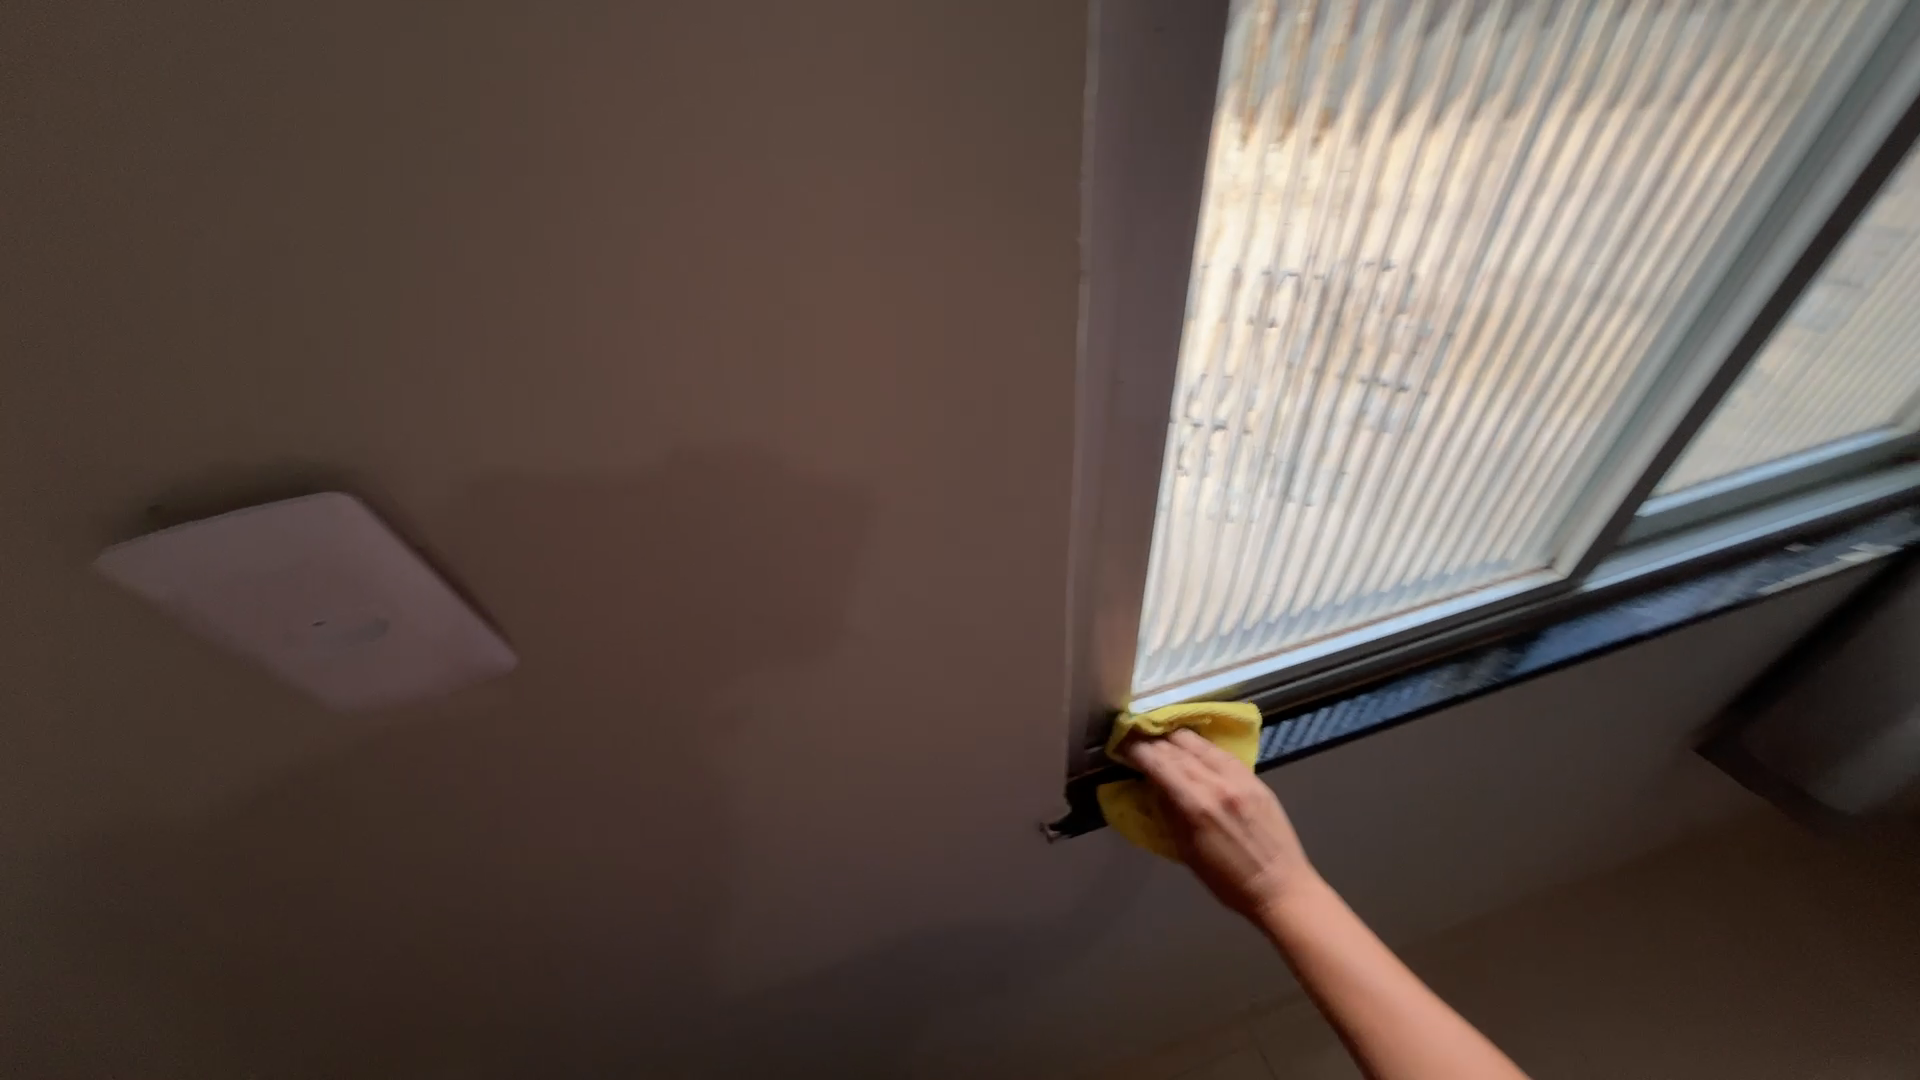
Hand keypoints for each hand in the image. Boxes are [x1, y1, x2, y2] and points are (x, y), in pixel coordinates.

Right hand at [1122, 729, 1317, 924]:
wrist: (1281, 888)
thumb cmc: (1227, 880)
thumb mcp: (1186, 850)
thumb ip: (1168, 810)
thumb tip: (1152, 783)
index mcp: (1195, 804)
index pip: (1157, 762)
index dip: (1135, 749)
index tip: (1120, 745)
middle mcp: (1216, 782)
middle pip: (1175, 746)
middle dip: (1150, 739)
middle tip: (1134, 738)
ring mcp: (1238, 776)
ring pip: (1197, 741)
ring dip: (1173, 736)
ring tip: (1158, 737)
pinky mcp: (1253, 776)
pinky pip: (1219, 750)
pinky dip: (1198, 745)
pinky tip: (1189, 746)